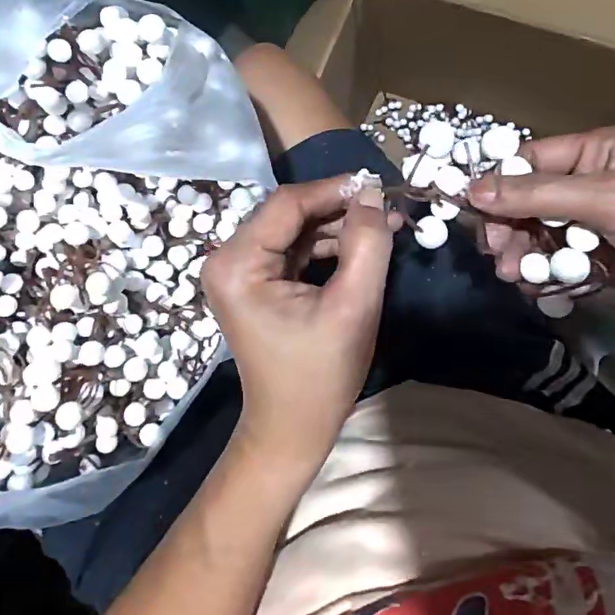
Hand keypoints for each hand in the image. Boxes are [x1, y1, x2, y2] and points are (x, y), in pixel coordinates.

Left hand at [203, 175, 395, 461]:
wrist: (291, 428)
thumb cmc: (321, 375)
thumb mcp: (353, 305)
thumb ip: (367, 244)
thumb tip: (372, 194)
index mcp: (238, 264)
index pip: (288, 204)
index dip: (335, 190)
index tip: (380, 187)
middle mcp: (227, 259)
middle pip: (288, 214)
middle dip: (339, 209)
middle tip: (387, 210)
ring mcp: (237, 271)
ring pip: (293, 229)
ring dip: (336, 227)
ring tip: (384, 228)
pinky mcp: (252, 282)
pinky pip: (291, 250)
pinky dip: (324, 247)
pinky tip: (359, 247)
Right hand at [468, 127, 614, 342]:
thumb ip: (541, 195)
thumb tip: (471, 190)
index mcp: (602, 153)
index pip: (530, 159)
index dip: (496, 182)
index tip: (464, 210)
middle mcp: (596, 184)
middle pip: (528, 201)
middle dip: (510, 227)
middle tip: (498, 254)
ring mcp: (600, 226)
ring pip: (539, 236)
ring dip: (524, 255)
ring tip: (518, 277)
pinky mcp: (606, 264)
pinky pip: (559, 265)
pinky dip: (545, 276)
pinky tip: (540, 289)